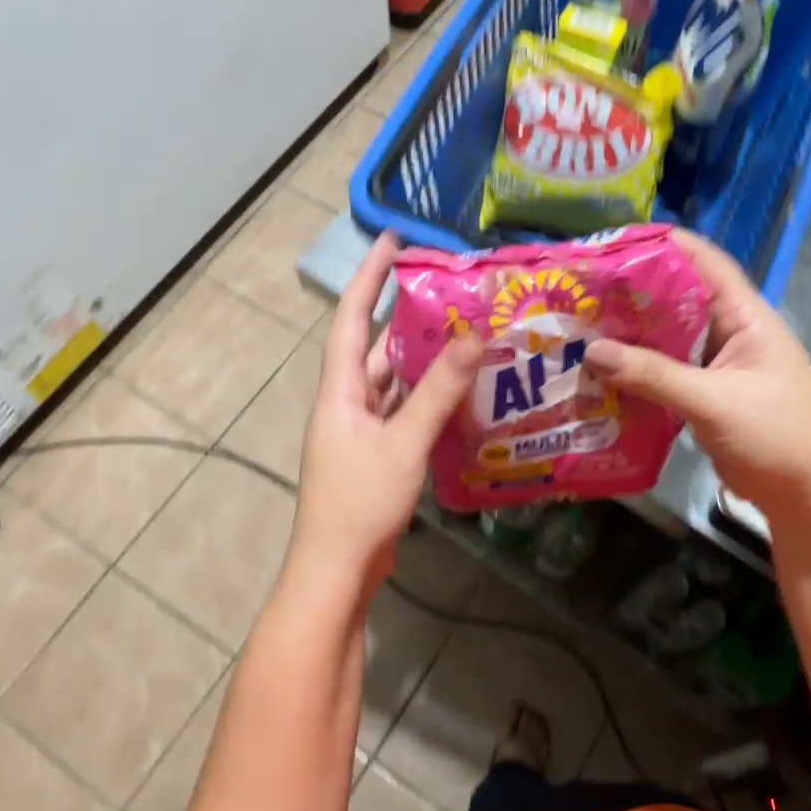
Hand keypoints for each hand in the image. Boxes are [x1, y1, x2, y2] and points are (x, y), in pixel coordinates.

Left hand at [290, 232, 482, 585]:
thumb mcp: (403, 443)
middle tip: (453, 293)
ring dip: (423, 362)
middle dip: (408, 319)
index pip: (350, 320)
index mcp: (339, 392)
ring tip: (467, 334)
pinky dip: (427, 401)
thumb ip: (438, 392)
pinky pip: (403, 414)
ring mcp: (360, 432)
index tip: (391, 241)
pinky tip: (460, 393)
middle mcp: (346, 404)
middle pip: (375, 349)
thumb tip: (473, 337)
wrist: (338, 569)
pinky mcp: (376, 457)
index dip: (367, 277)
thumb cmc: (360, 503)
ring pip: (393, 384)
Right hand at [583, 230, 810, 518]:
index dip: (665, 246)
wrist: (808, 495)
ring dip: (630, 337)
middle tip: (583, 291)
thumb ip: (654, 375)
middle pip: (677, 300)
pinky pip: (665, 374)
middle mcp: (731, 334)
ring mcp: (718, 367)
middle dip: (633, 295)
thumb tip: (592, 351)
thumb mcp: (714, 401)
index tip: (616, 241)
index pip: (705, 263)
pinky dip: (636, 372)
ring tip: (581, 329)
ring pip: (668, 340)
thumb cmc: (776, 437)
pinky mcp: (706, 397)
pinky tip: (602, 375)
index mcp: (746, 318)